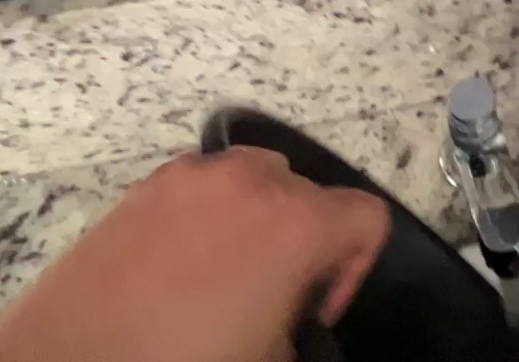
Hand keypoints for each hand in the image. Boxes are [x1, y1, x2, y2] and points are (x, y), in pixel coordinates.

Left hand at [0, 147, 390, 361]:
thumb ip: (300, 327)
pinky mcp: (151, 184)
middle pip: (312, 195)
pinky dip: (211, 211)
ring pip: (261, 179)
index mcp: (297, 223)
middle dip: (302, 244)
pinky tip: (178, 263)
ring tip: (224, 275)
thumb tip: (291, 316)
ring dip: (260, 218)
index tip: (315, 311)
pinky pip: (208, 183)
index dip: (356, 267)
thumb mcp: (267, 357)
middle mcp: (257, 180)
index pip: (368, 218)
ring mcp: (200, 175)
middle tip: (268, 301)